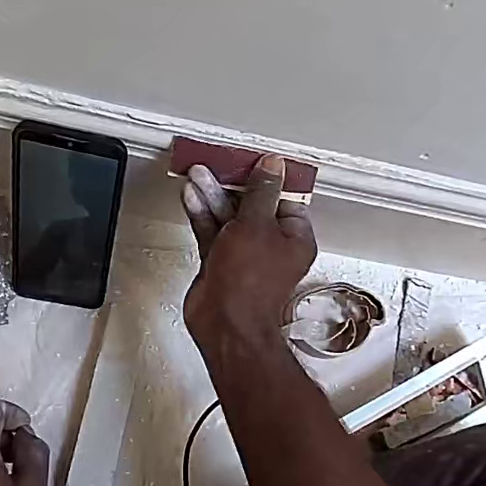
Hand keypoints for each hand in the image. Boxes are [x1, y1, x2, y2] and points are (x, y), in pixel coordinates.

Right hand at [180, 154, 317, 347]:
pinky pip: (211, 232)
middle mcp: (270, 246)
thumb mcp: (257, 224)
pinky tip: (191, 197)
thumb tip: (272, 166)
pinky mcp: (218, 263)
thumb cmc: (249, 282)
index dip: (265, 181)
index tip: (248, 164)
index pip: (282, 200)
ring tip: (197, 175)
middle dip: (232, 186)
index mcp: (294, 238)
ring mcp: (242, 255)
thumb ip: (262, 192)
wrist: (224, 321)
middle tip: (215, 167)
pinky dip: (201, 214)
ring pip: (227, 218)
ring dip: (212, 197)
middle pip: (251, 206)